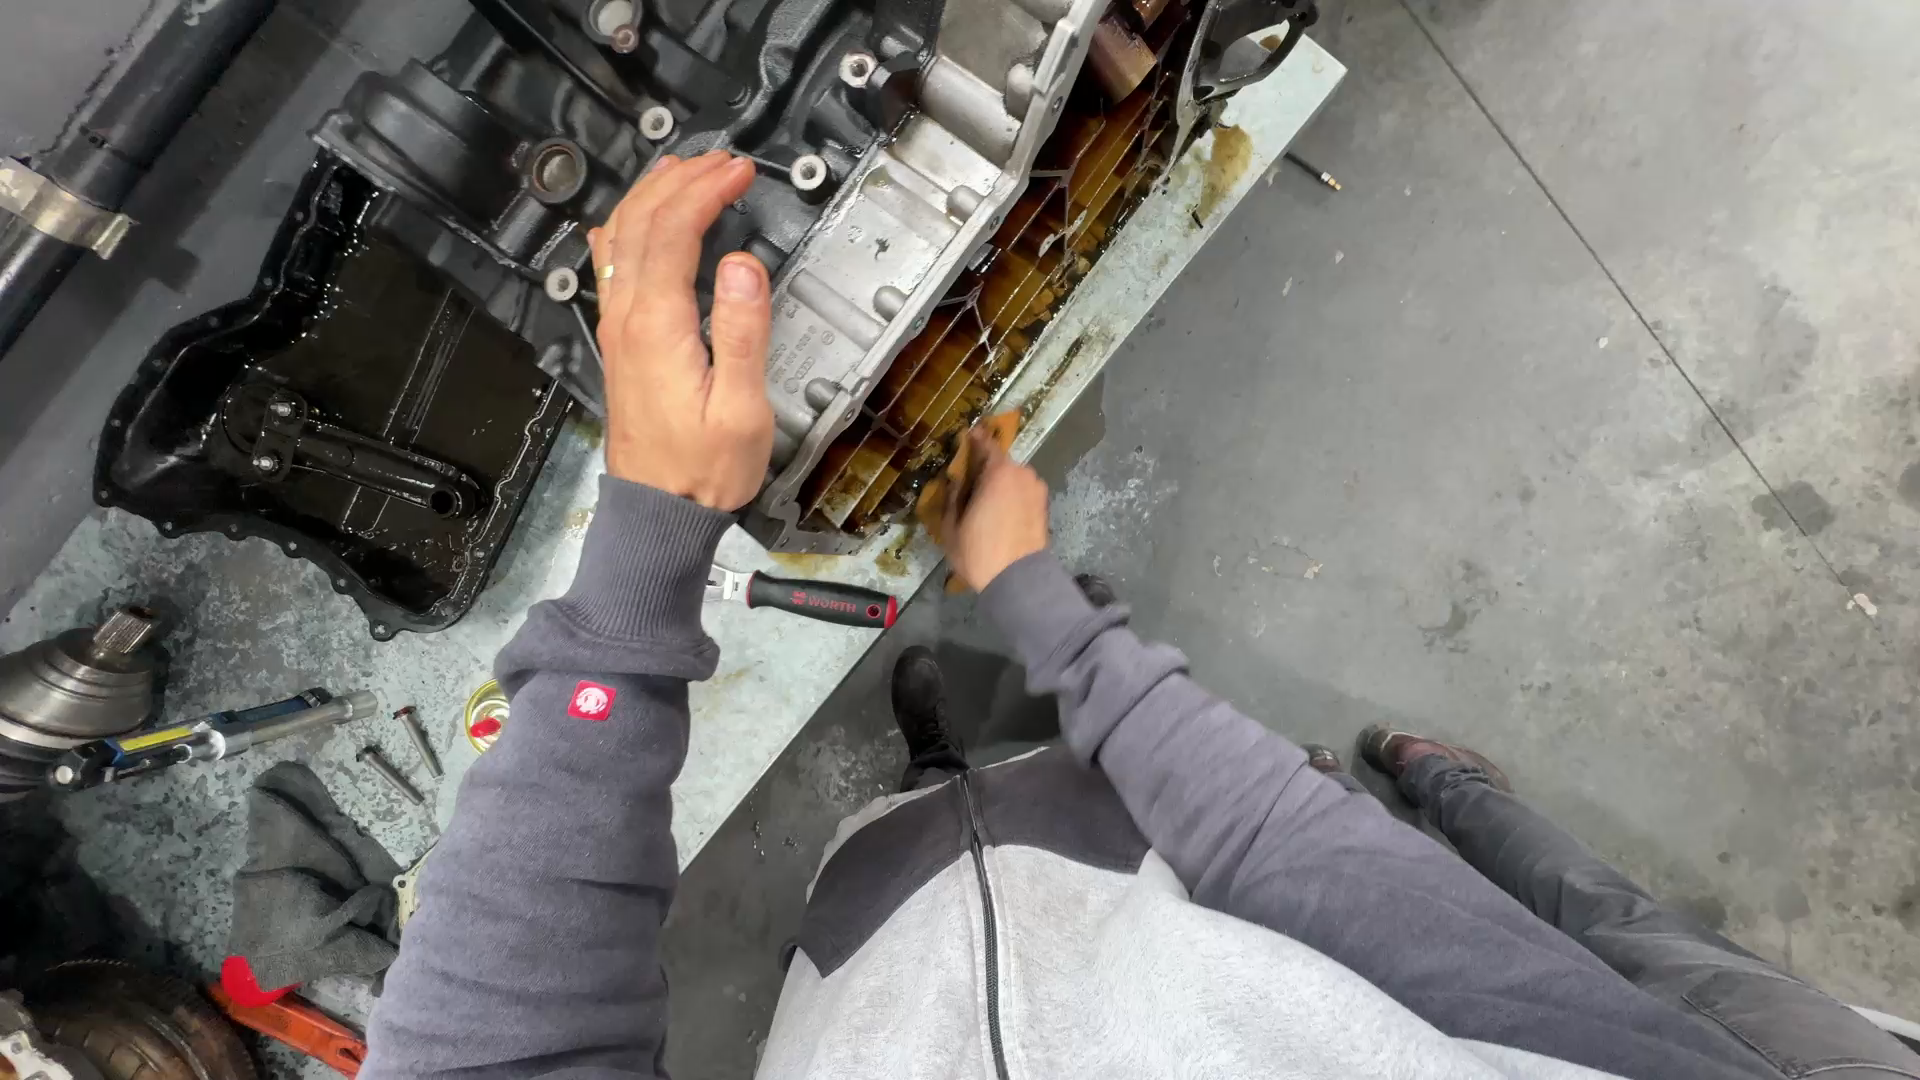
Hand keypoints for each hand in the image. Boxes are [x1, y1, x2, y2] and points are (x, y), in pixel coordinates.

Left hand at [589, 151, 773, 510]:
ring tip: (683, 175)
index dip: (706, 191)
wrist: (661, 510)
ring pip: (619, 241)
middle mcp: (628, 320)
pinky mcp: (621, 346)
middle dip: (679, 182)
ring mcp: (618, 331)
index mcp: (659, 326)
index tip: (739, 171)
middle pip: (639, 224)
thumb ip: (743, 332)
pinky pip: (611, 270)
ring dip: (650, 198)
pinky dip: (625, 233)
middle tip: (719, 164)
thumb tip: (744, 265)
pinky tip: (628, 228)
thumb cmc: (704, 469)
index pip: (674, 232)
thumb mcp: (741, 408)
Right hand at [941, 427, 1049, 589]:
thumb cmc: (978, 552)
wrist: (1017, 580)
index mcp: (999, 472)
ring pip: (1014, 479)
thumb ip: (953, 496)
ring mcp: (1037, 490)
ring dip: (1001, 484)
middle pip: (1001, 463)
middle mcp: (1022, 474)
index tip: (968, 435)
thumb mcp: (952, 526)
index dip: (975, 439)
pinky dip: (1013, 496)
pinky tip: (1000, 513)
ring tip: (986, 501)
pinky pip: (1024, 493)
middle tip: (970, 479)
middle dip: (987, 468)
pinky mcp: (1044, 507)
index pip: (986, 444)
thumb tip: (955, 482)